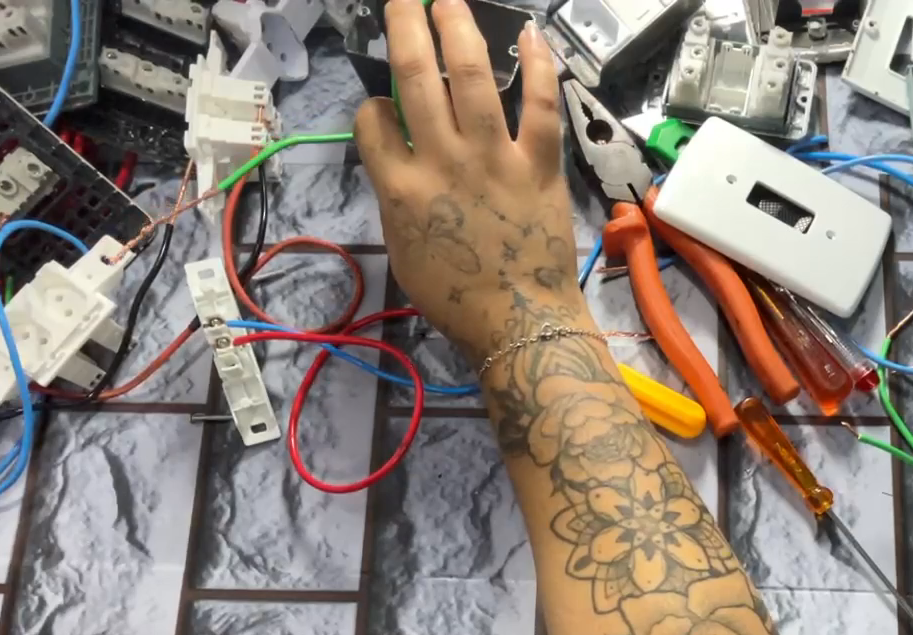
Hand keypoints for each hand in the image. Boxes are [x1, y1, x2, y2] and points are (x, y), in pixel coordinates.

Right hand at [354, 0, 588, 354]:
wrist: (521, 327)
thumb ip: (398, 205)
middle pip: (414, 76)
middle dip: (404, 26)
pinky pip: (540, 106)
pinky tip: (531, 34)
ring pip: (472, 74)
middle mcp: (442, 160)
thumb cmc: (459, 304)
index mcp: (401, 189)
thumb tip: (398, 167)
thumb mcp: (407, 258)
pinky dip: (539, 67)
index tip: (383, 110)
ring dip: (458, 25)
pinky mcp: (539, 166)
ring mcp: (493, 158)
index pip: (372, 122)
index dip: (373, 108)